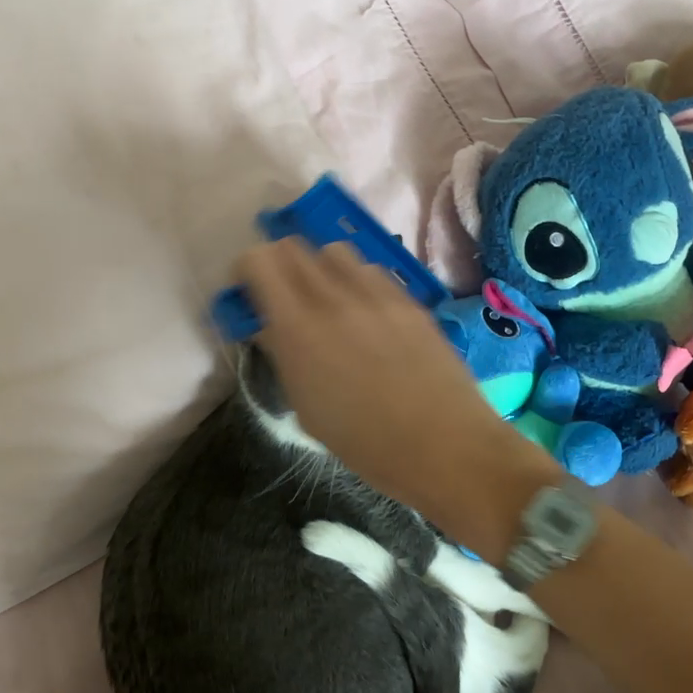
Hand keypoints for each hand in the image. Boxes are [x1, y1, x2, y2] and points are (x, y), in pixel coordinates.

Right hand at [236, 238, 558, 540]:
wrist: (444, 445)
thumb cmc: (366, 444)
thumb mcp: (307, 408)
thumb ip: (285, 356)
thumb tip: (271, 327)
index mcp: (298, 329)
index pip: (259, 261)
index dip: (248, 270)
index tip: (250, 292)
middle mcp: (334, 298)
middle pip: (294, 248)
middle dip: (280, 265)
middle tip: (284, 295)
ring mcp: (377, 294)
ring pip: (335, 252)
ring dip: (321, 268)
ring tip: (328, 301)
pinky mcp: (411, 300)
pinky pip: (373, 271)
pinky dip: (359, 282)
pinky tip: (368, 313)